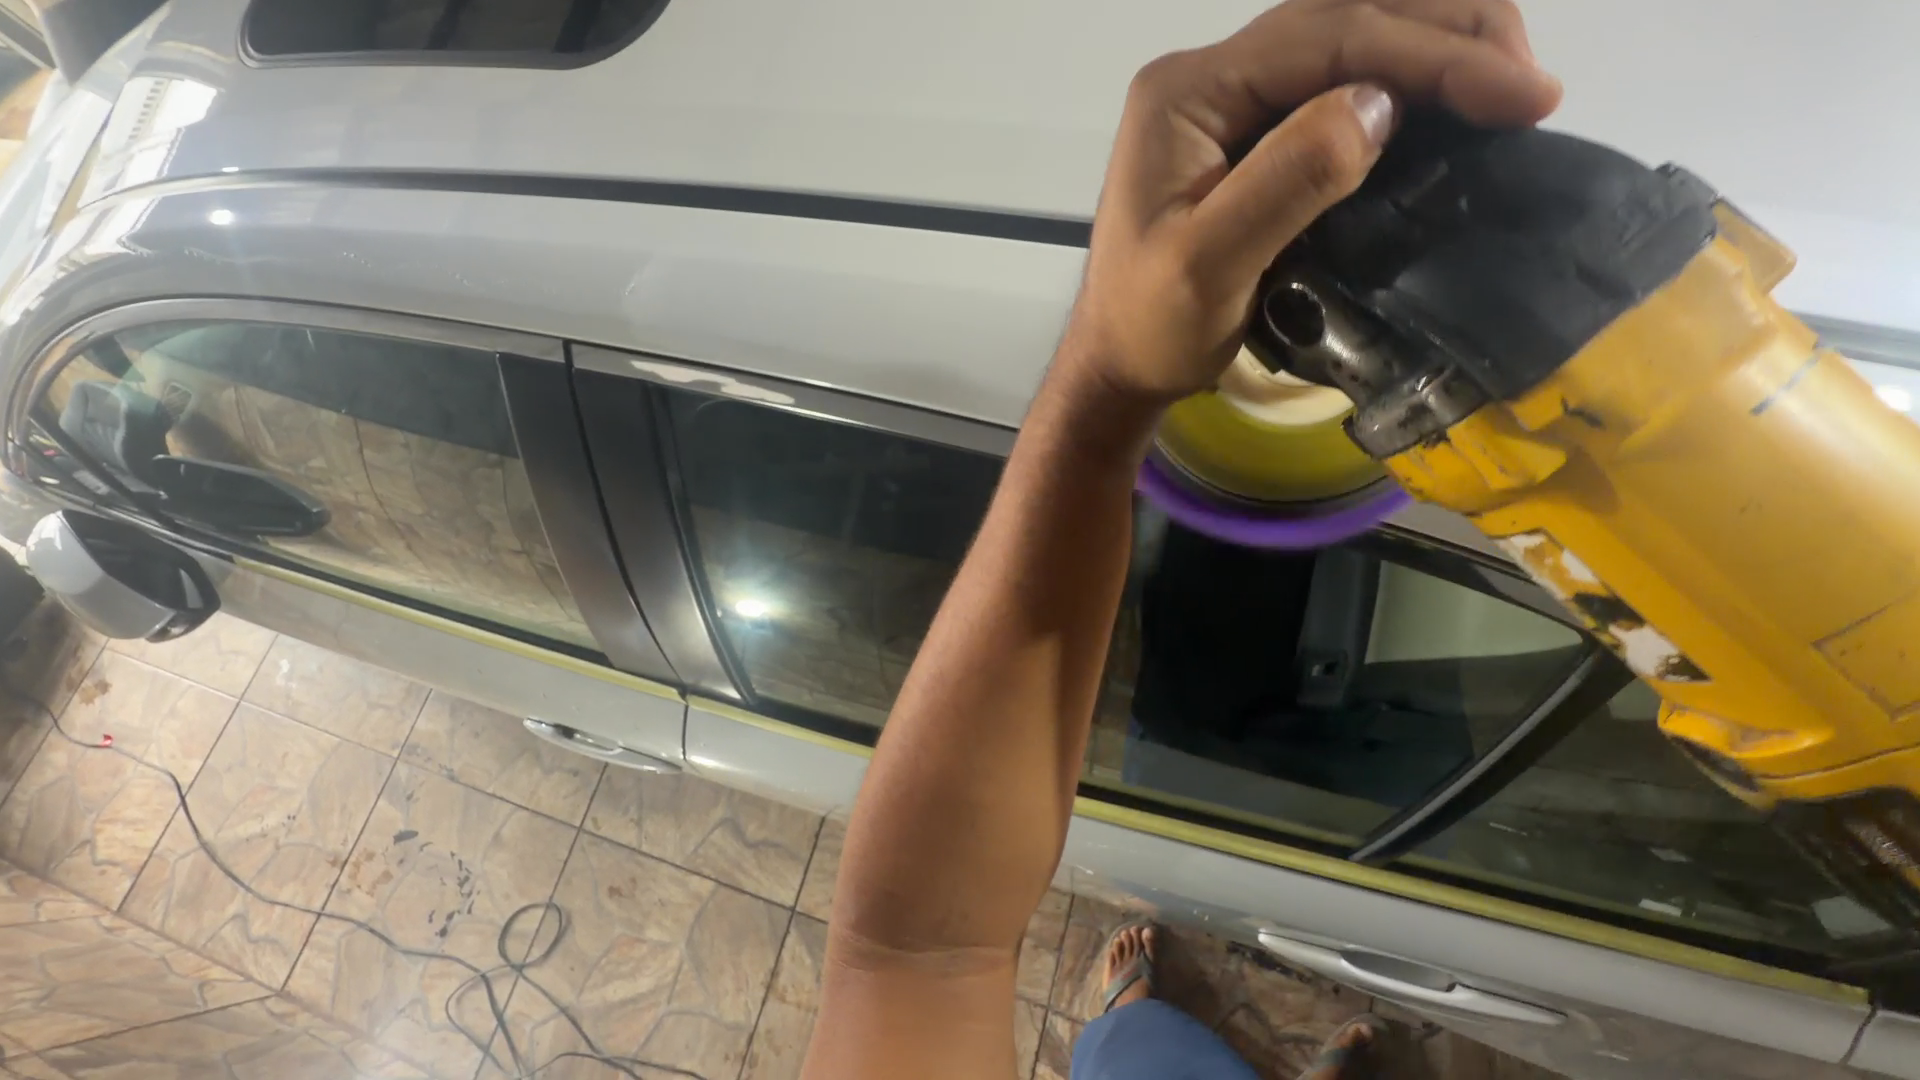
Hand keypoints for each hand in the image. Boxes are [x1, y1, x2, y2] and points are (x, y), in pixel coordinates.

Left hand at [1062, 0, 1562, 406]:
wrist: (1117, 365)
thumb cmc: (1150, 329)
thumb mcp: (1207, 266)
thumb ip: (1285, 181)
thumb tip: (1379, 105)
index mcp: (1187, 94)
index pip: (1329, 34)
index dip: (1434, 52)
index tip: (1524, 94)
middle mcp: (1204, 82)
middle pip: (1342, 18)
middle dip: (1445, 34)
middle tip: (1529, 85)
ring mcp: (1221, 109)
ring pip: (1342, 47)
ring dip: (1428, 53)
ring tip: (1504, 86)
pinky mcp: (1240, 143)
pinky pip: (1328, 93)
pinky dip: (1394, 92)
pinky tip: (1441, 113)